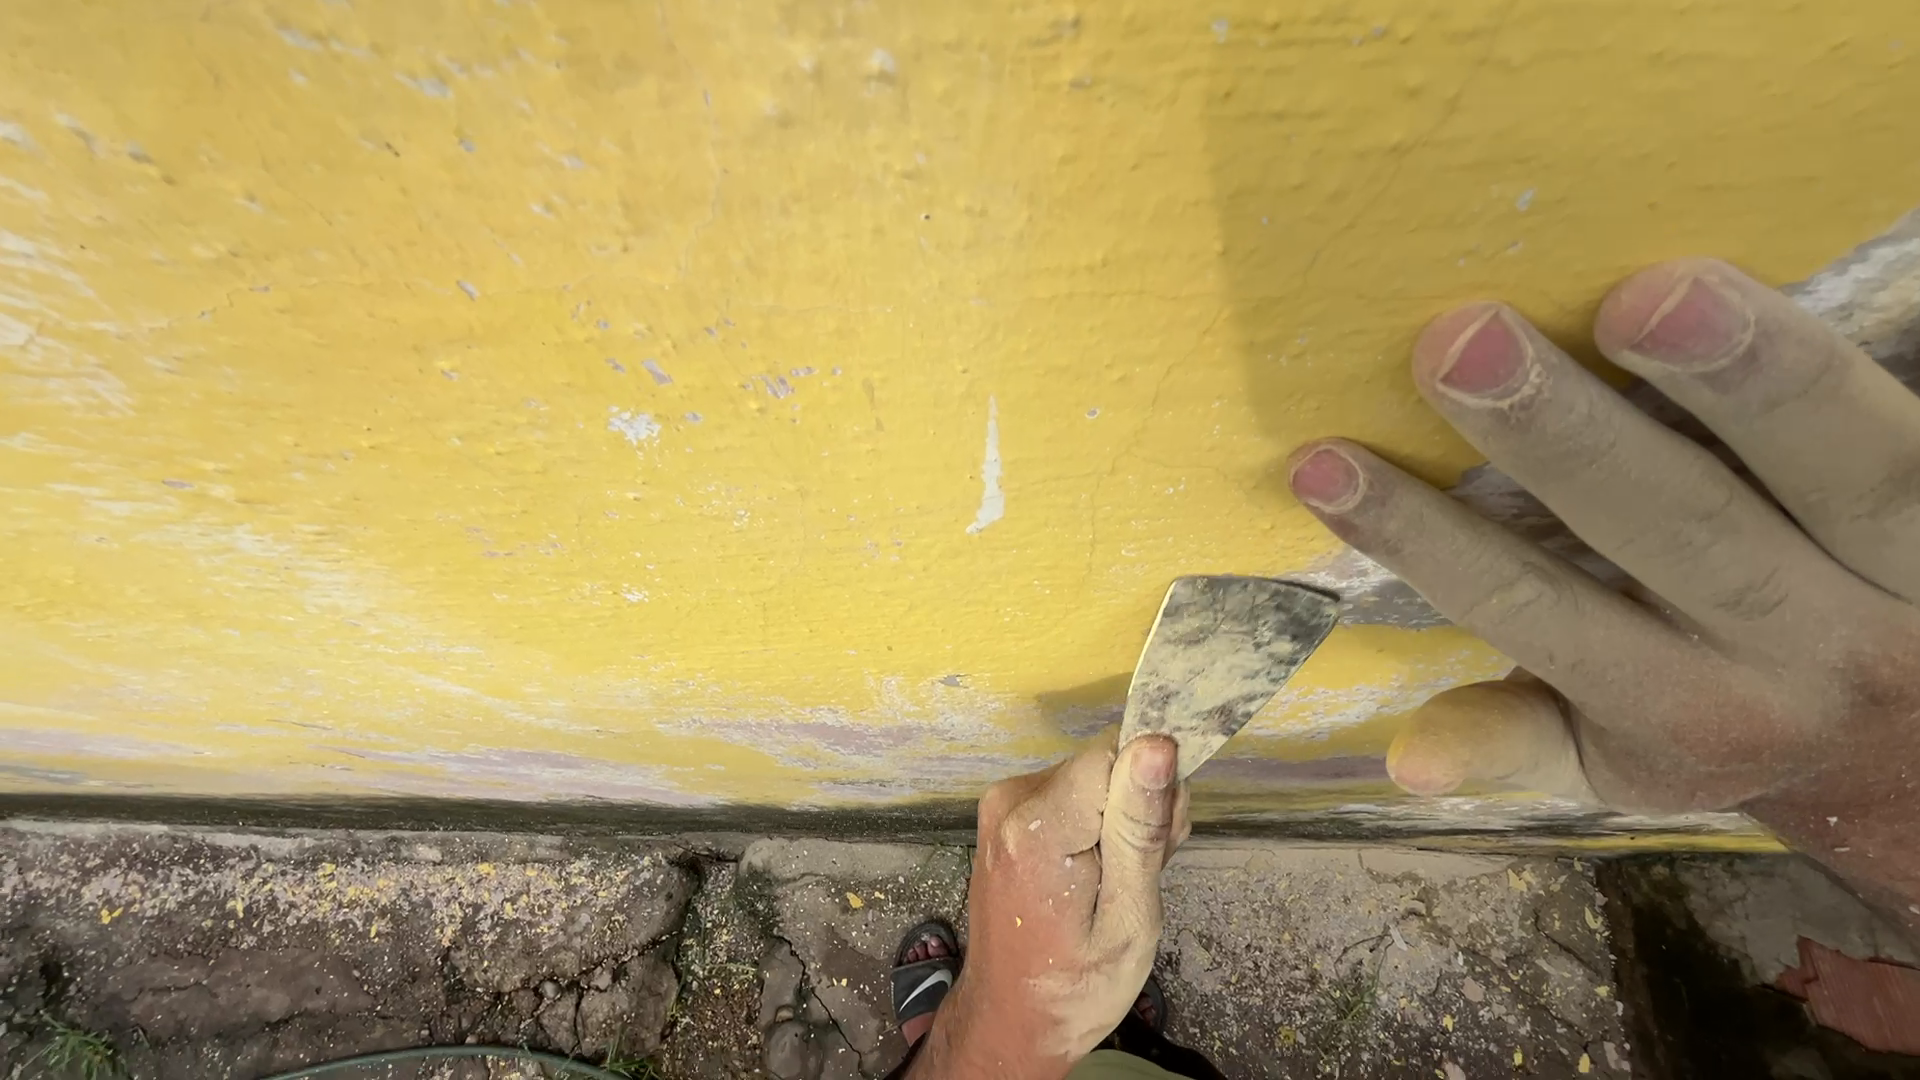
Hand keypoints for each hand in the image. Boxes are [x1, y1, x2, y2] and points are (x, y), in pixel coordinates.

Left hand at [910, 730, 1190, 1079]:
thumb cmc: (1075, 986)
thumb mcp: (1128, 917)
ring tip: (1116, 881)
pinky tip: (1094, 871)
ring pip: (1092, 777)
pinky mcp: (1007, 809)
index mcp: (1036, 825)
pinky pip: (1071, 791)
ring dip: (1119, 819)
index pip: (1113, 753)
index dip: (1148, 788)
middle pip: (1104, 765)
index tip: (1158, 840)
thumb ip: (1139, 826)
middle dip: (1137, 808)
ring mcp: (1004, 801)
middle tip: (1138, 875)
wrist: (1009, 1016)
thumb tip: (1157, 744)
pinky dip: (1094, 823)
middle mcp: (1011, 797)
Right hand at [1287, 258, 1919, 926]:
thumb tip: (1398, 767)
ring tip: (1647, 296)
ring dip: (1742, 378)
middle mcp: (1800, 649)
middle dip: (1553, 433)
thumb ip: (1511, 743)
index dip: (1414, 535)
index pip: (1516, 604)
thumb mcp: (1614, 766)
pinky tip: (1758, 286)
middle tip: (1456, 342)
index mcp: (1678, 710)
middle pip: (1663, 525)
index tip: (1318, 466)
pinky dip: (1845, 357)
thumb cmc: (1723, 724)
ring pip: (1844, 468)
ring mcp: (1919, 576)